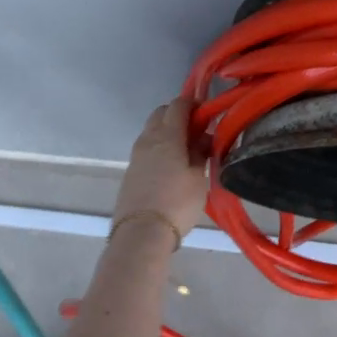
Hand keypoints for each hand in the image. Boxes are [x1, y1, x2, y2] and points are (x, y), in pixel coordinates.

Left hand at [113, 96, 207, 241]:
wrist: (141, 233)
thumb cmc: (177, 203)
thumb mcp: (198, 179)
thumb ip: (201, 153)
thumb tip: (203, 137)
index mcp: (168, 135)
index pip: (179, 104)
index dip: (193, 103)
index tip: (206, 113)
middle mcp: (149, 138)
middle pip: (161, 112)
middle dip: (178, 114)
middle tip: (196, 131)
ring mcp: (136, 154)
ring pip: (151, 129)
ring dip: (166, 130)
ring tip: (183, 151)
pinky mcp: (130, 170)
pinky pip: (146, 147)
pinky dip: (158, 146)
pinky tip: (168, 166)